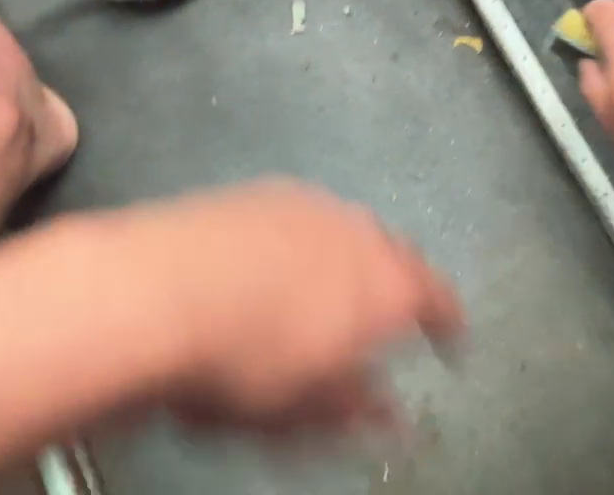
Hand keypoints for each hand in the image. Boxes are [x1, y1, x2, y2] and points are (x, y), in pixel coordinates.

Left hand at [109, 180, 462, 436]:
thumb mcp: (304, 412)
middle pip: (400, 259)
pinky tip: (276, 270)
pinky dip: (307, 244)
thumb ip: (361, 412)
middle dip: (398, 289)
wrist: (161, 290)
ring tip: (324, 297)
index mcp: (389, 286)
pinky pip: (308, 219)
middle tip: (384, 320)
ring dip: (351, 263)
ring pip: (352, 235)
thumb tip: (395, 422)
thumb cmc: (240, 358)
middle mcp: (364, 234)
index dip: (450, 323)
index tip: (452, 338)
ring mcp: (318, 206)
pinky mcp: (274, 191)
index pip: (440, 300)